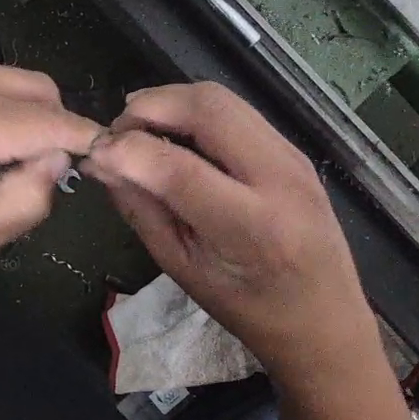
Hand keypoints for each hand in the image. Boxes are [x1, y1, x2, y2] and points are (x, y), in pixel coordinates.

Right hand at [80, 82, 378, 377]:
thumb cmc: (247, 307)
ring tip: (139, 130)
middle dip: (148, 108)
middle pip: (206, 108)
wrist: (326, 321)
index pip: (179, 168)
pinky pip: (233, 110)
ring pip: (220, 98)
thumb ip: (140, 208)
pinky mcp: (291, 148)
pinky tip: (171, 134)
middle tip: (117, 133)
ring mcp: (292, 157)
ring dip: (169, 103)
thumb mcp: (181, 266)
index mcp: (254, 229)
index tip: (93, 152)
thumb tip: (99, 162)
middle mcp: (281, 180)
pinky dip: (190, 111)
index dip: (126, 150)